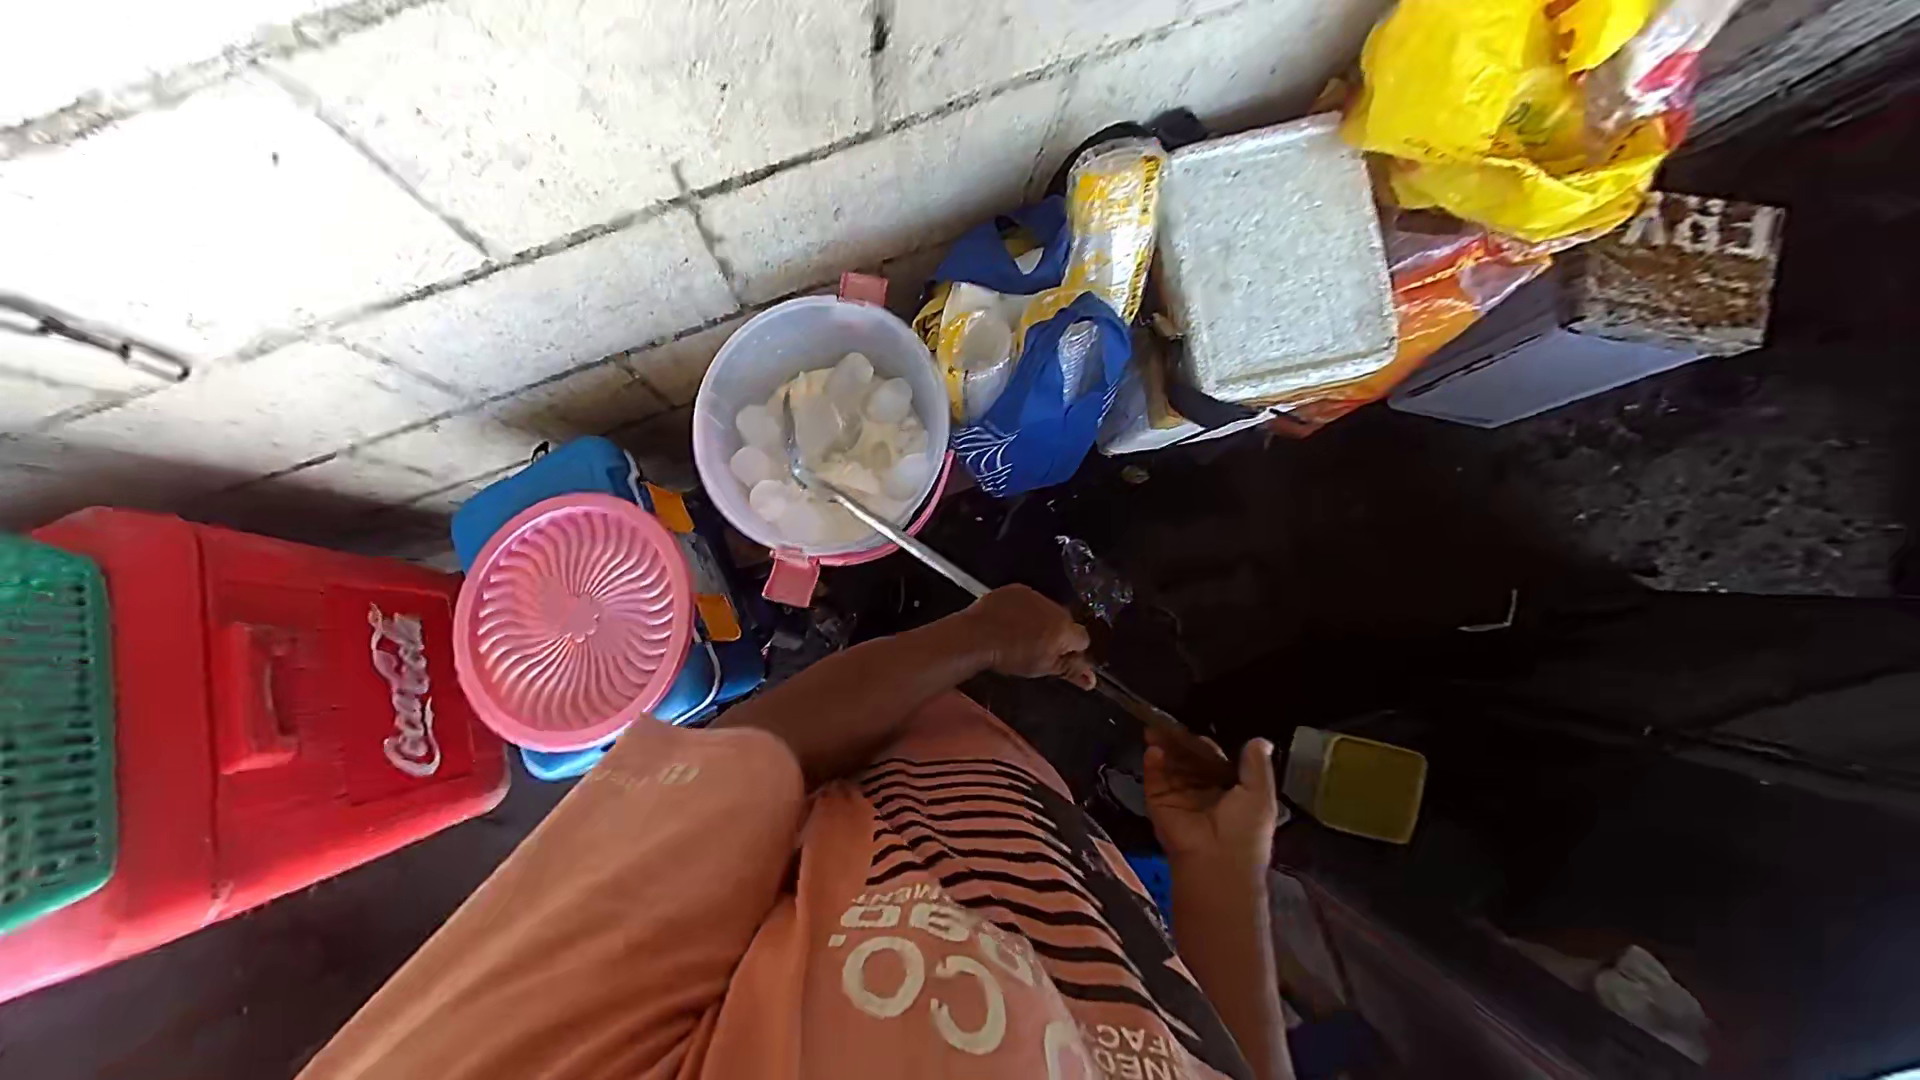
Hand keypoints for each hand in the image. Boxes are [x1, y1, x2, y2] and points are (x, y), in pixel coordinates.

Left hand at [958, 585, 1094, 687]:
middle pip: (1065, 622)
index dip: (1072, 650)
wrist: (977, 635)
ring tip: (1020, 635)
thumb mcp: (1043, 668)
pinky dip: (1023, 609)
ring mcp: (1034, 595)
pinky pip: (1028, 600)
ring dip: (1040, 620)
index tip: (1057, 658)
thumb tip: (1091, 679)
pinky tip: (1010, 621)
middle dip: (1056, 634)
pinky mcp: (1016, 589)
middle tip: (1037, 648)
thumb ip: (1070, 670)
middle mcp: (1054, 607)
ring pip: (1047, 610)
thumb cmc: (1011, 656)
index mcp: (1065, 629)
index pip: (1083, 639)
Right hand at [1144, 730, 1282, 880]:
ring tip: (1155, 728)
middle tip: (1168, 722)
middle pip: (1187, 760)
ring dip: (1162, 746)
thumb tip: (1261, 739)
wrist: (1218, 862)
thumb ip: (1257, 765)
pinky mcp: (1158, 802)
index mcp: (1227, 792)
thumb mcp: (1260, 795)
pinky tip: (1154, 750)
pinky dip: (1153, 763)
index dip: (1206, 746)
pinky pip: (1154, 778)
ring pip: (1169, 765)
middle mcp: (1201, 793)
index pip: (1212, 761)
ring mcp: (1178, 797)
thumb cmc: (1245, 829)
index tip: (1198, 731)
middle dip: (1178, 742)